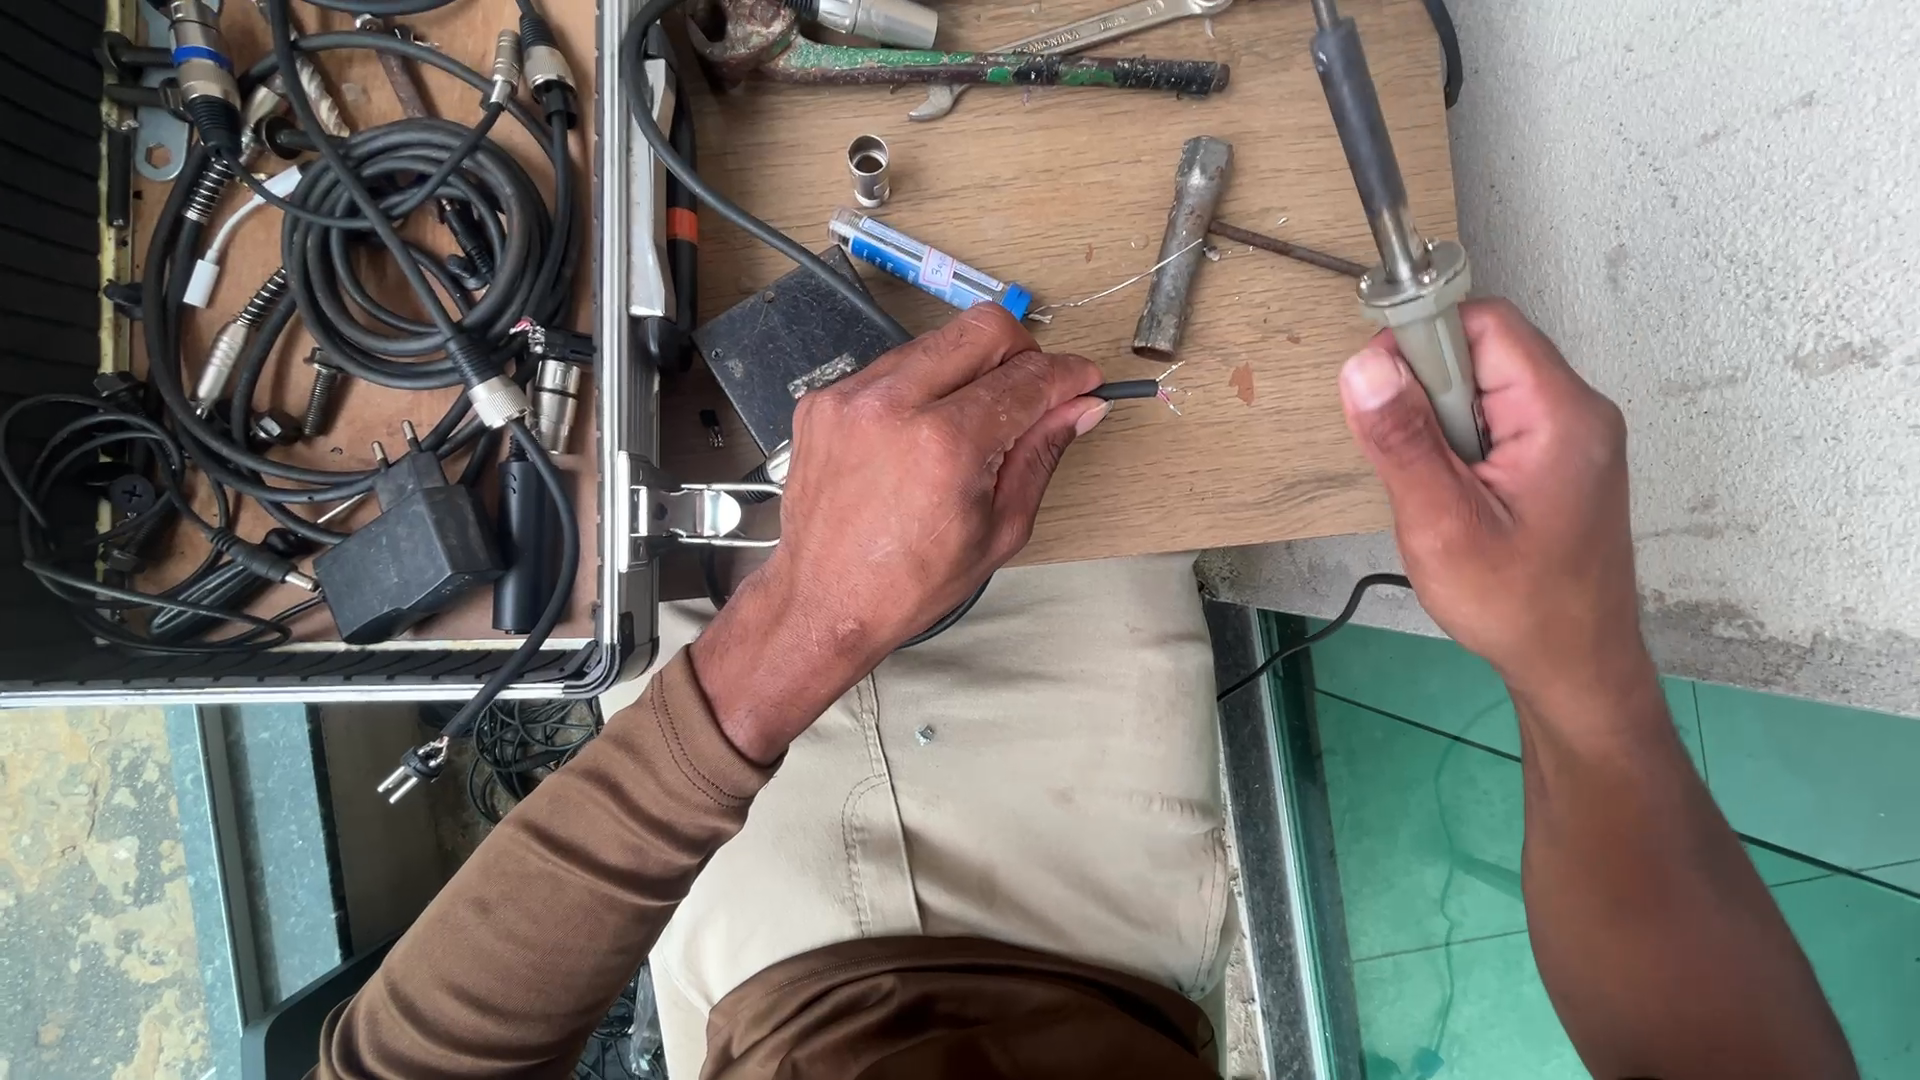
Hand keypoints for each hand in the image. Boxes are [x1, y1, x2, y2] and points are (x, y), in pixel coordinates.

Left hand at [691, 305, 1107, 761]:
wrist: (824, 602)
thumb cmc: (906, 583)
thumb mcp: (998, 531)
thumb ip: (1041, 456)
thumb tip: (1078, 408)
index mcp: (944, 445)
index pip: (1027, 377)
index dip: (1067, 376)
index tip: (1080, 382)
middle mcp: (892, 406)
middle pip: (983, 327)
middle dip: (1022, 352)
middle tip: (1031, 391)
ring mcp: (849, 398)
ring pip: (936, 340)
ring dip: (970, 368)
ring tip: (973, 420)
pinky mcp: (824, 401)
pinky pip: (891, 367)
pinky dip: (922, 386)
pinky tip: (923, 429)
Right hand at [1338, 299, 1648, 705]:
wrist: (1571, 665)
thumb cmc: (1514, 603)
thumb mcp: (1442, 524)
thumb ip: (1403, 442)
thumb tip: (1362, 366)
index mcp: (1560, 414)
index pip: (1484, 325)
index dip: (1419, 339)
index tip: (1373, 389)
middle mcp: (1574, 411)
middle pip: (1482, 352)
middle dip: (1422, 390)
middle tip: (1398, 456)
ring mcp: (1567, 437)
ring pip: (1480, 389)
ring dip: (1433, 423)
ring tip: (1423, 485)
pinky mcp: (1551, 461)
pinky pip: (1489, 421)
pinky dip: (1450, 444)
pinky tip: (1442, 492)